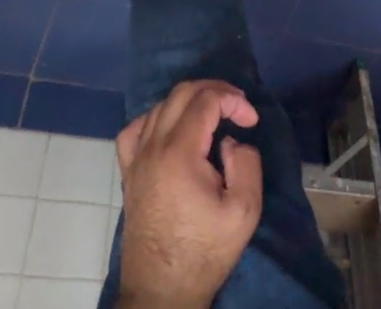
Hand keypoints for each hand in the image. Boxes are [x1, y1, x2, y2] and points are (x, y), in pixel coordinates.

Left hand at [115, 81, 263, 308]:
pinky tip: (173, 129)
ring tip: (214, 117)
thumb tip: (232, 142)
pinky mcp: (129, 173)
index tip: (252, 121)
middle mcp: (152, 148)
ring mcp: (136, 159)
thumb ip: (247, 164)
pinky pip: (136, 128)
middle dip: (215, 91)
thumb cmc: (204, 252)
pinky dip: (158, 117)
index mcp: (179, 153)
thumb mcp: (244, 211)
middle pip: (181, 93)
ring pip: (160, 105)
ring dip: (190, 101)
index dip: (234, 100)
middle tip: (238, 109)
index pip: (206, 99)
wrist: (161, 290)